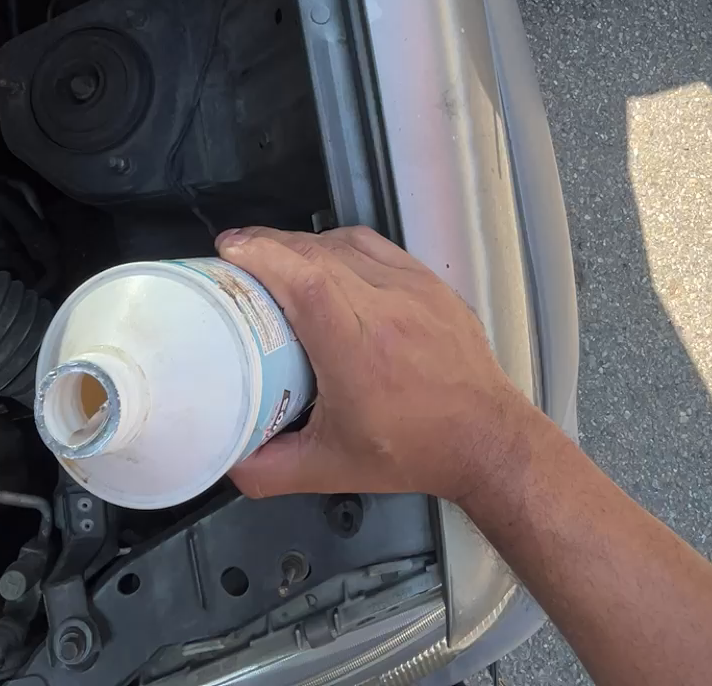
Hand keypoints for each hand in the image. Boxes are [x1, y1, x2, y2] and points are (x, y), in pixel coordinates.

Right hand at [215, 226, 548, 504]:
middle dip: (269, 243)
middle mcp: (385, 304)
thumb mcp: (328, 469)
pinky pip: (375, 245)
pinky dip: (340, 244)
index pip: (306, 278)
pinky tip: (326, 257)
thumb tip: (226, 452)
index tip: (230, 249)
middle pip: (317, 251)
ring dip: (303, 242)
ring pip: (345, 241)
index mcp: (357, 346)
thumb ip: (267, 468)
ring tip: (277, 257)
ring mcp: (412, 286)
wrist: (485, 437)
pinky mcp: (428, 280)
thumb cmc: (410, 450)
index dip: (263, 253)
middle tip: (238, 253)